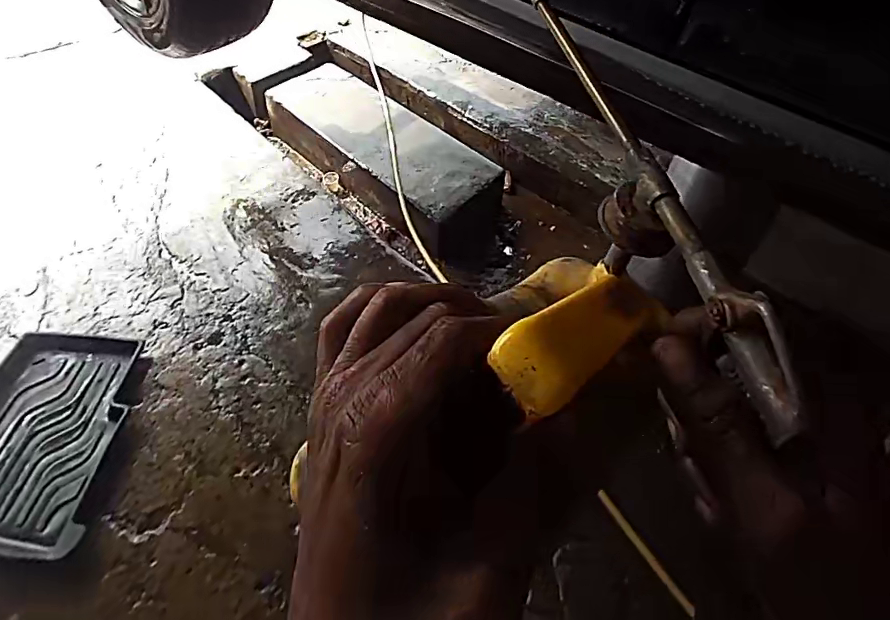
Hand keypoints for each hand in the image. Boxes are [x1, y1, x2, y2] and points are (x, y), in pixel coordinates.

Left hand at [293, 282, 570, 619]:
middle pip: (421, 316)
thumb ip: (528, 493)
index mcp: (373, 434)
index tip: (537, 346)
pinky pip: (345, 322)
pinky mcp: (322, 397)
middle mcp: (343, 396)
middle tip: (519, 351)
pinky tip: (415, 318)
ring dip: (435, 301)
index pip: (442, 340)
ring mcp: (325, 392)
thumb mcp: (483, 578)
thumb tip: (567, 411)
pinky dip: (383, 305)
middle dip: (478, 319)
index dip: (497, 330)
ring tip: (479, 329)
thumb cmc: (405, 616)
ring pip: (383, 302)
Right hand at [653, 325, 889, 619]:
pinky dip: (718, 466)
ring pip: (730, 401)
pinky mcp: (793, 456)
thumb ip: (717, 424)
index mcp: (830, 396)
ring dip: (706, 445)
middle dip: (701, 407)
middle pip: (736, 364)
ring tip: (714, 497)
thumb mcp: (763, 504)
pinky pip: (736, 436)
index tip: (664, 349)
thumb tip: (665, 345)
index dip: (707, 326)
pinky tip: (722, 507)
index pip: (759, 324)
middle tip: (693, 454)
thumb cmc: (822, 581)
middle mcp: (822, 400)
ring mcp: (808, 429)